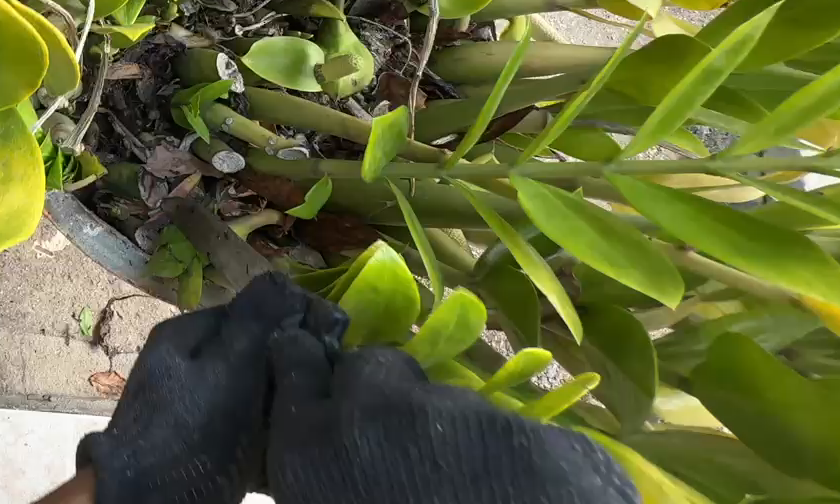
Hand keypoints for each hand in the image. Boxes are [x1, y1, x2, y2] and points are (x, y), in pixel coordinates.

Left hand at [76, 272, 345, 503]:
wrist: (148, 499)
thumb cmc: (190, 428)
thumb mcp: (226, 367)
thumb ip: (253, 322)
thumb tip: (284, 279)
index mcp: (188, 334)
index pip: (249, 313)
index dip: (291, 324)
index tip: (335, 344)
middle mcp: (187, 363)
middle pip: (252, 355)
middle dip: (290, 367)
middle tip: (330, 389)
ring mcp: (194, 406)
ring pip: (253, 395)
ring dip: (286, 405)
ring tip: (319, 419)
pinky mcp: (205, 446)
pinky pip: (247, 432)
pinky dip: (273, 438)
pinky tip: (299, 451)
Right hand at [265, 330, 640, 503]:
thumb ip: (320, 480)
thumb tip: (331, 461)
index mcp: (312, 445)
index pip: (295, 358)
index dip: (311, 368)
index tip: (328, 388)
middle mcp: (376, 409)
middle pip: (375, 366)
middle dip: (390, 399)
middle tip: (414, 459)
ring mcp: (462, 418)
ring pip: (454, 407)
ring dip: (462, 443)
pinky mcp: (544, 442)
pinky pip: (531, 444)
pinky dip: (535, 475)